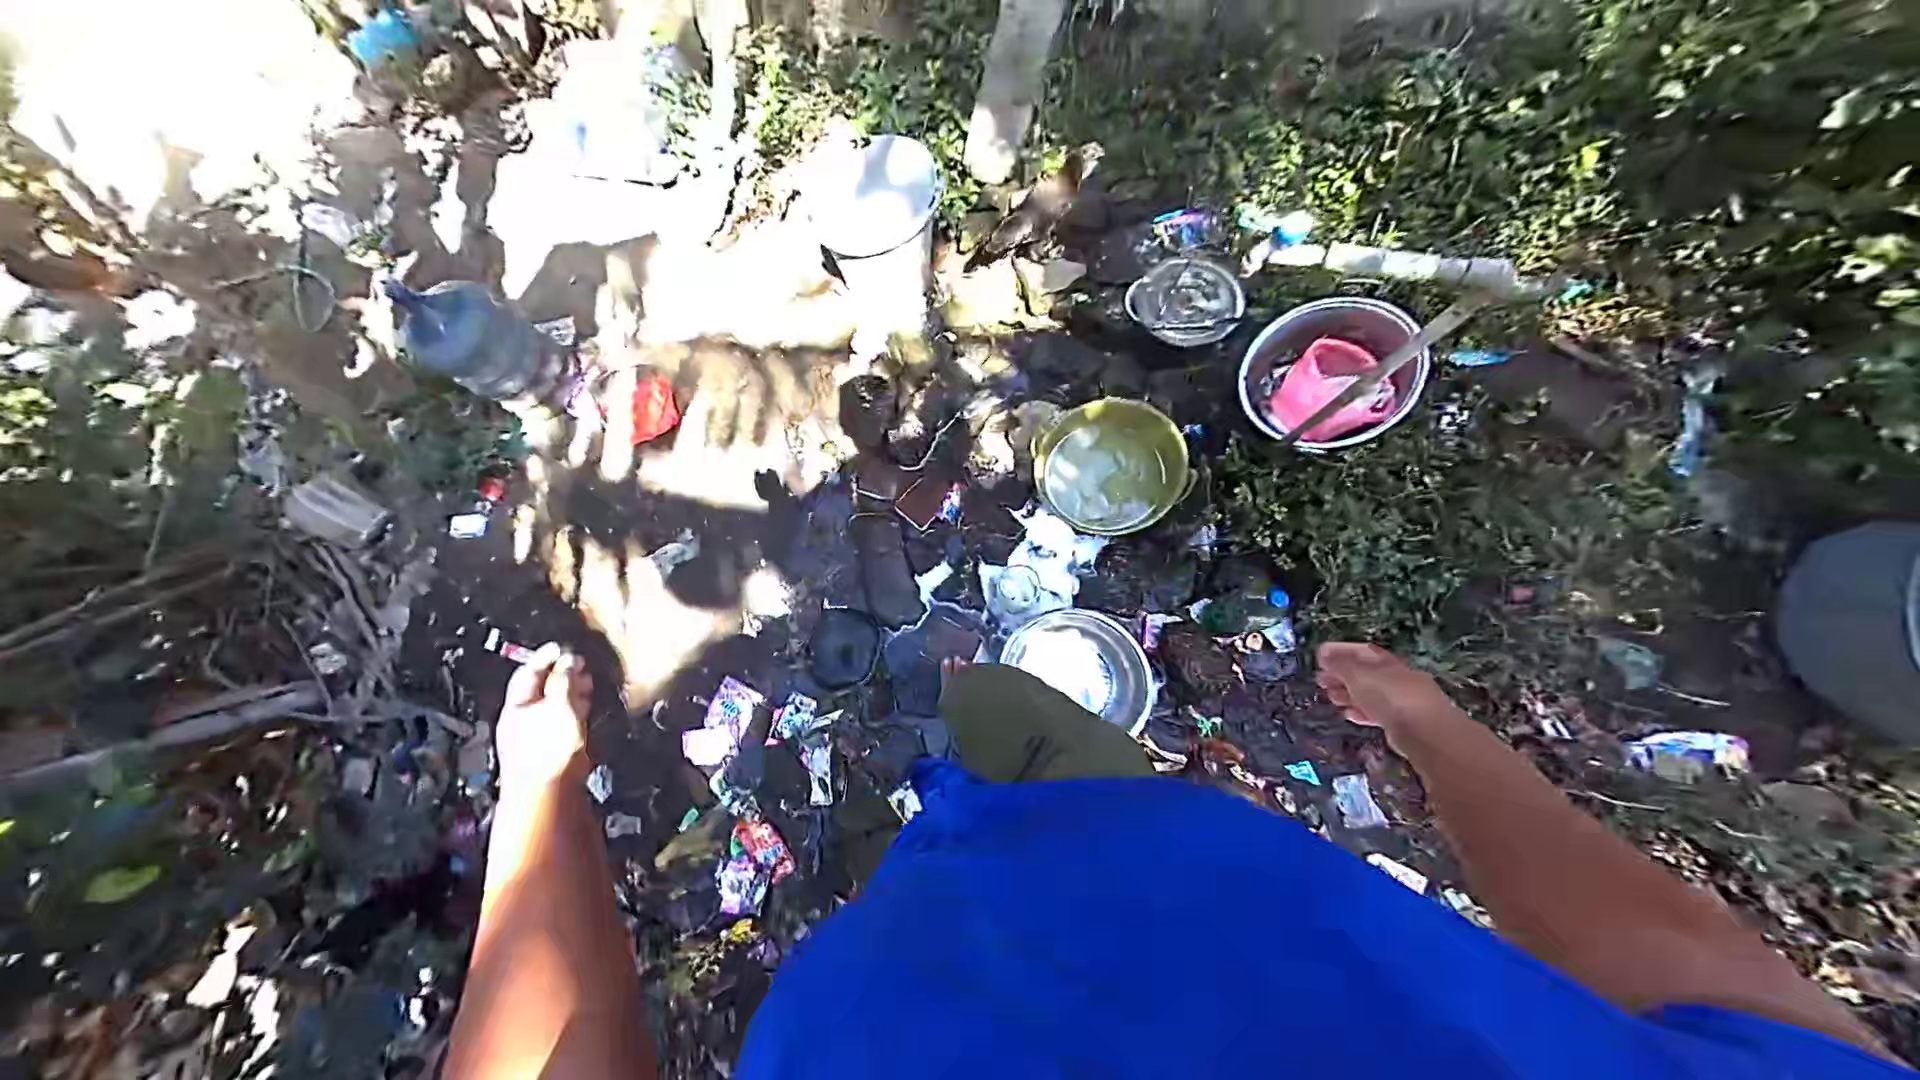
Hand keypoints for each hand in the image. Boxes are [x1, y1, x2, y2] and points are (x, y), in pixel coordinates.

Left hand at [496, 643, 592, 792]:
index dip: (545, 657)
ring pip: (555, 702)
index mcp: (517, 705)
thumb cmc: (549, 746)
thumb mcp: (559, 704)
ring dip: (571, 688)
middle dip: (560, 671)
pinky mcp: (555, 744)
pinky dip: (577, 705)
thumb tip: (569, 658)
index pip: (528, 673)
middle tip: (578, 659)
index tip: (561, 646)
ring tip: (588, 678)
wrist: (549, 789)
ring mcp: (539, 731)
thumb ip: (565, 679)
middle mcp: (525, 717)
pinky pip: (566, 716)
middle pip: (542, 686)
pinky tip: (588, 703)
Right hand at [1315, 642, 1465, 744]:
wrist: (1425, 732)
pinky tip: (1349, 714)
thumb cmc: (1389, 695)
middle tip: (1320, 679)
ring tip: (1331, 698)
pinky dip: (1360, 711)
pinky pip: (1376, 712)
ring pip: (1369, 693)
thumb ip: (1339, 663)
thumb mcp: (1357, 674)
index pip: (1361, 650)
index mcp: (1387, 662)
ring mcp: (1402, 701)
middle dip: (1340, 674)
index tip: (1320, 655)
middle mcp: (1396, 678)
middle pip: (1364, 672)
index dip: (1339, 651)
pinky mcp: (1402, 723)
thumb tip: (1324, 653)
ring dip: (1348, 694)